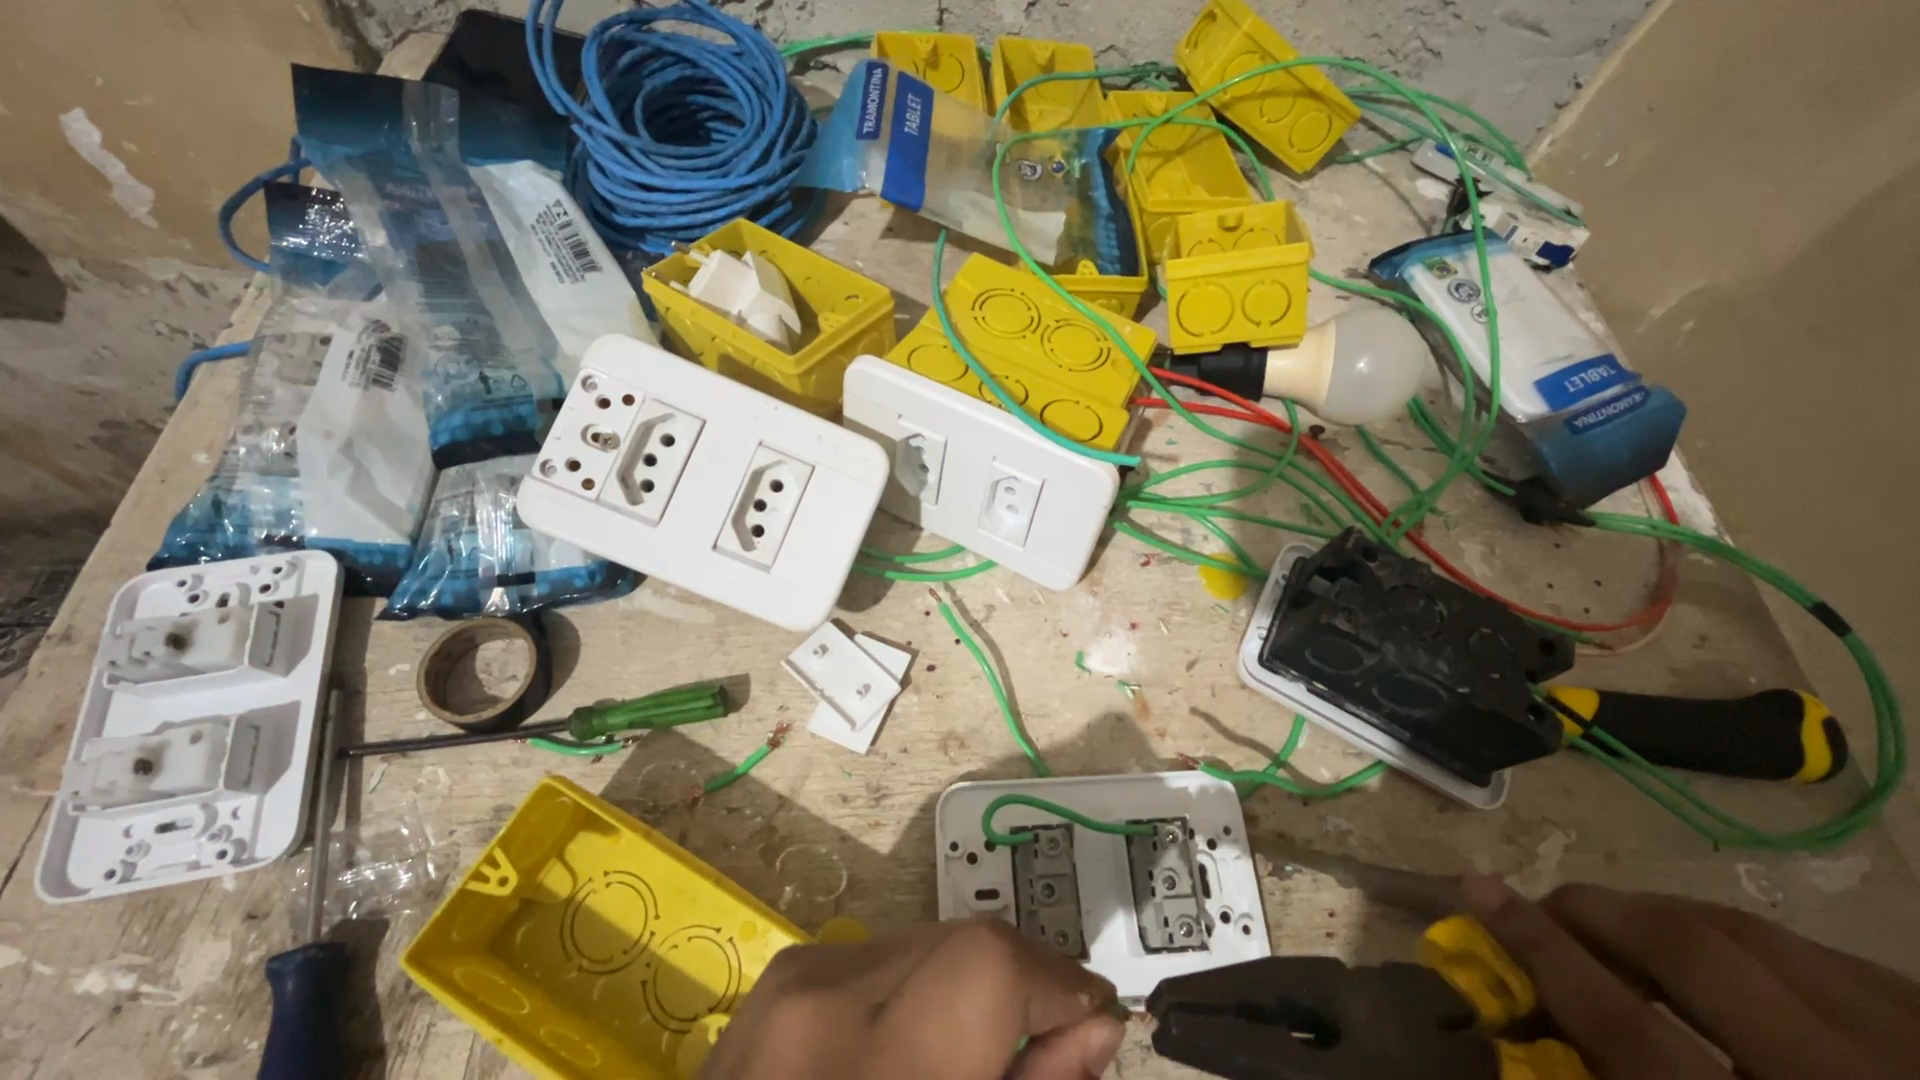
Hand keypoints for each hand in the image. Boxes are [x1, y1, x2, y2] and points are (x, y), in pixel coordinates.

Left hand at [697, 918, 1125, 1079]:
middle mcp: (824, 998)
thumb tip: (1094, 1026)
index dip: (1058, 983)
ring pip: (927, 942)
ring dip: (969, 983)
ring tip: (967, 1049)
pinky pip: (881, 955)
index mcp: (879, 1064)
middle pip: (965, 943)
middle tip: (1043, 1042)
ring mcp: (792, 980)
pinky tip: (913, 1042)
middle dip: (1020, 983)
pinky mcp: (779, 975)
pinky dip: (919, 986)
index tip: (1090, 1022)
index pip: (991, 962)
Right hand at [1464, 875, 1919, 1078]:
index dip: (1540, 951)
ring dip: (1664, 917)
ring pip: (1753, 934)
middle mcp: (1840, 1078)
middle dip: (1597, 912)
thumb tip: (1553, 1022)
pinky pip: (1823, 952)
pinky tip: (1725, 959)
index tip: (1477, 888)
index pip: (1624, 1026)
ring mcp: (1907, 1046)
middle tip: (1544, 904)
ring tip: (1621, 925)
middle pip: (1688, 955)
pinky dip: (1747, 943)